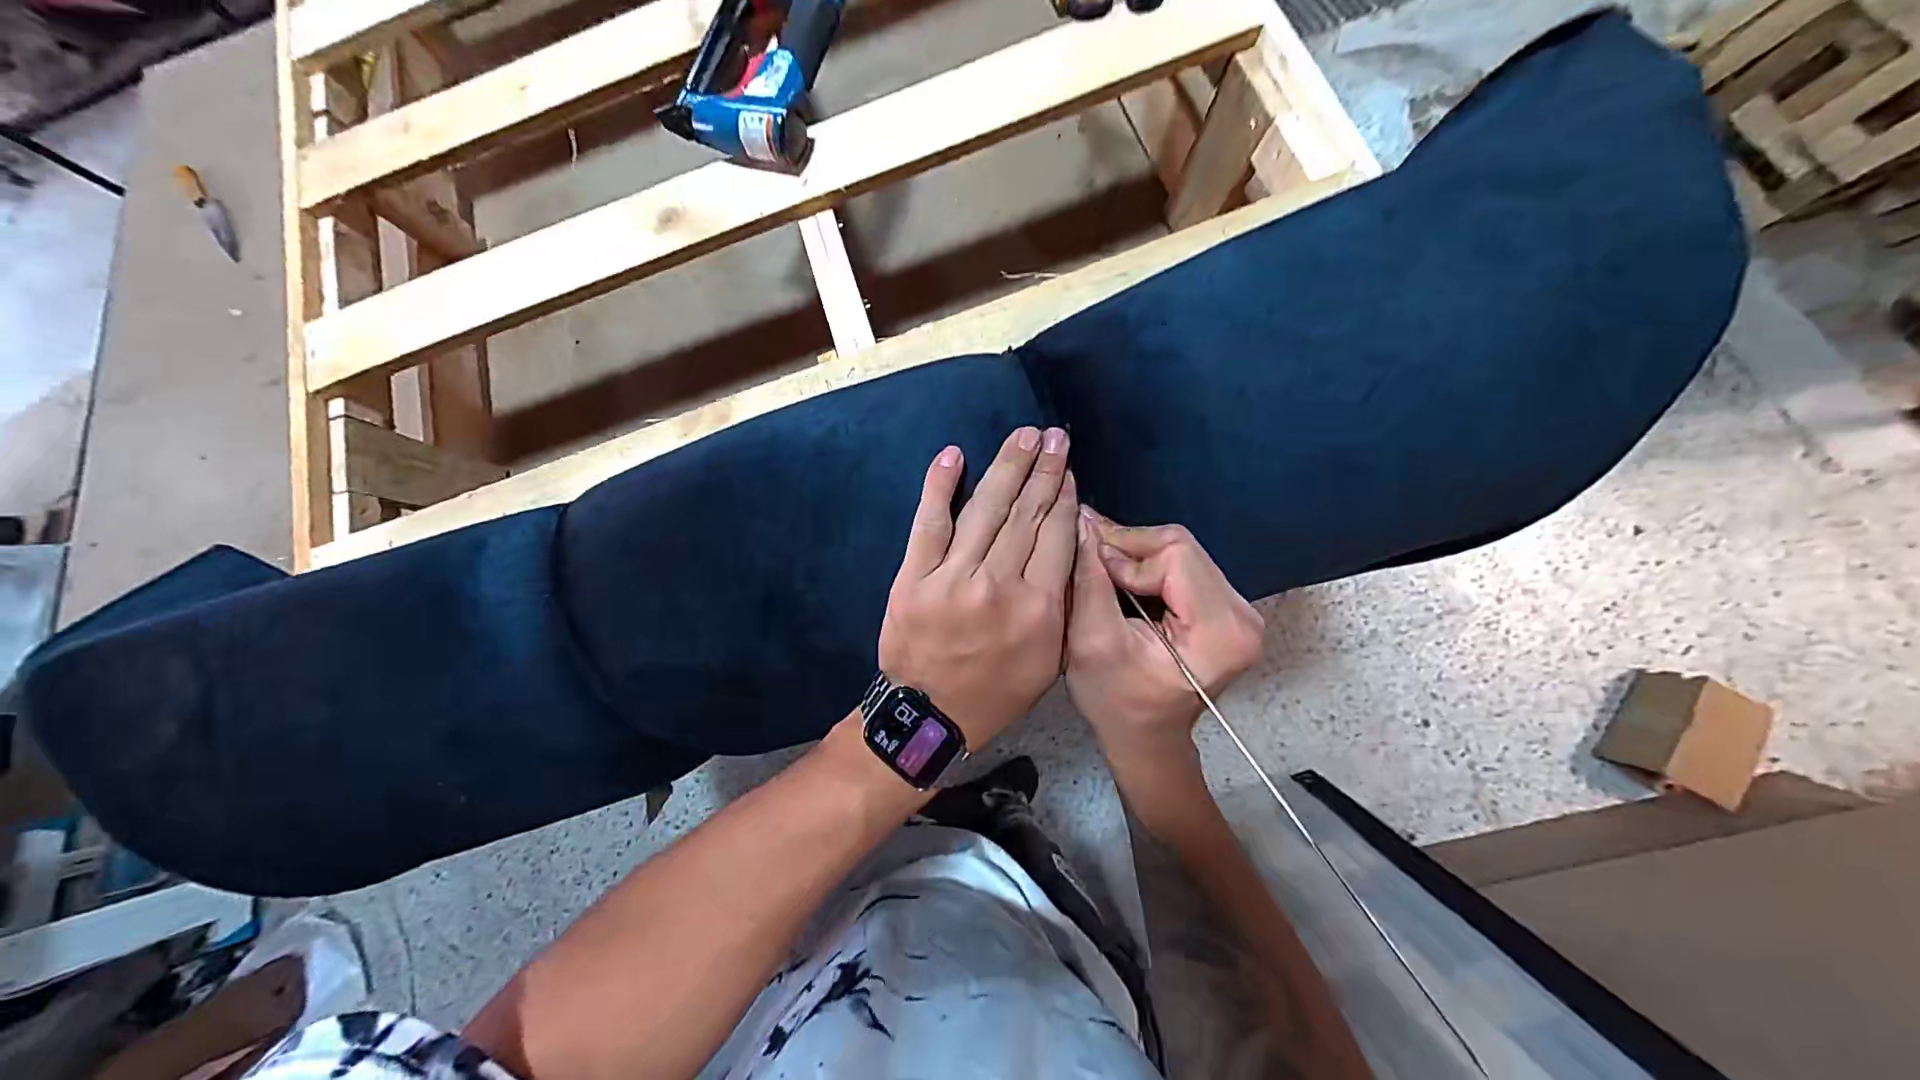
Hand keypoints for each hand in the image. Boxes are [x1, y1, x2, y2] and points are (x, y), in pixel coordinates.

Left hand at [878, 427, 1077, 748]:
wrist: (931, 714)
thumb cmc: (996, 691)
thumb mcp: (1049, 659)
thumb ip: (1061, 604)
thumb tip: (1068, 548)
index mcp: (1038, 608)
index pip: (1057, 536)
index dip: (1064, 496)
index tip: (1068, 469)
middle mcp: (998, 585)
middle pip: (1027, 514)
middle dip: (1044, 470)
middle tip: (1054, 437)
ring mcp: (952, 578)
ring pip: (985, 509)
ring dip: (1007, 466)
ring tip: (1024, 437)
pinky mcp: (914, 577)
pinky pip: (929, 522)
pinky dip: (939, 486)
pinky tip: (953, 455)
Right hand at [1065, 510, 1264, 771]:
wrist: (1145, 737)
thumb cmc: (1117, 704)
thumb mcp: (1091, 642)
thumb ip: (1090, 581)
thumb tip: (1084, 523)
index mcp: (1221, 630)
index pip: (1174, 555)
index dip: (1124, 555)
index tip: (1089, 572)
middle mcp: (1242, 615)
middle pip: (1180, 547)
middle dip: (1128, 550)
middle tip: (1089, 561)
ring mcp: (1239, 610)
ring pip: (1179, 551)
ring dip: (1135, 557)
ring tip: (1100, 572)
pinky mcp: (1225, 608)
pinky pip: (1182, 565)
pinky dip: (1147, 566)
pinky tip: (1121, 580)